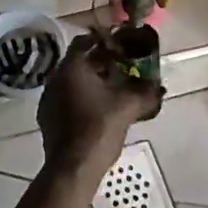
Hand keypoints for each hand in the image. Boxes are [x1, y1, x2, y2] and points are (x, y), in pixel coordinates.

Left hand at [37, 34, 164, 184]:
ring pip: (72, 81)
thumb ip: (145, 92)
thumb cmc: (98, 128)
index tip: (121, 46)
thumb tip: (160, 87)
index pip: (84, 42)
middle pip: (79, 62)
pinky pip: (66, 97)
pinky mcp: (47, 115)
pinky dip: (82, 97)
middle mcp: (55, 77)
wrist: (72, 166)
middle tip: (123, 68)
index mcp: (70, 68)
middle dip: (101, 63)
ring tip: (115, 90)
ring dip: (92, 81)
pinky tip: (98, 110)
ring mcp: (48, 97)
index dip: (104, 41)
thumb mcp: (127, 107)